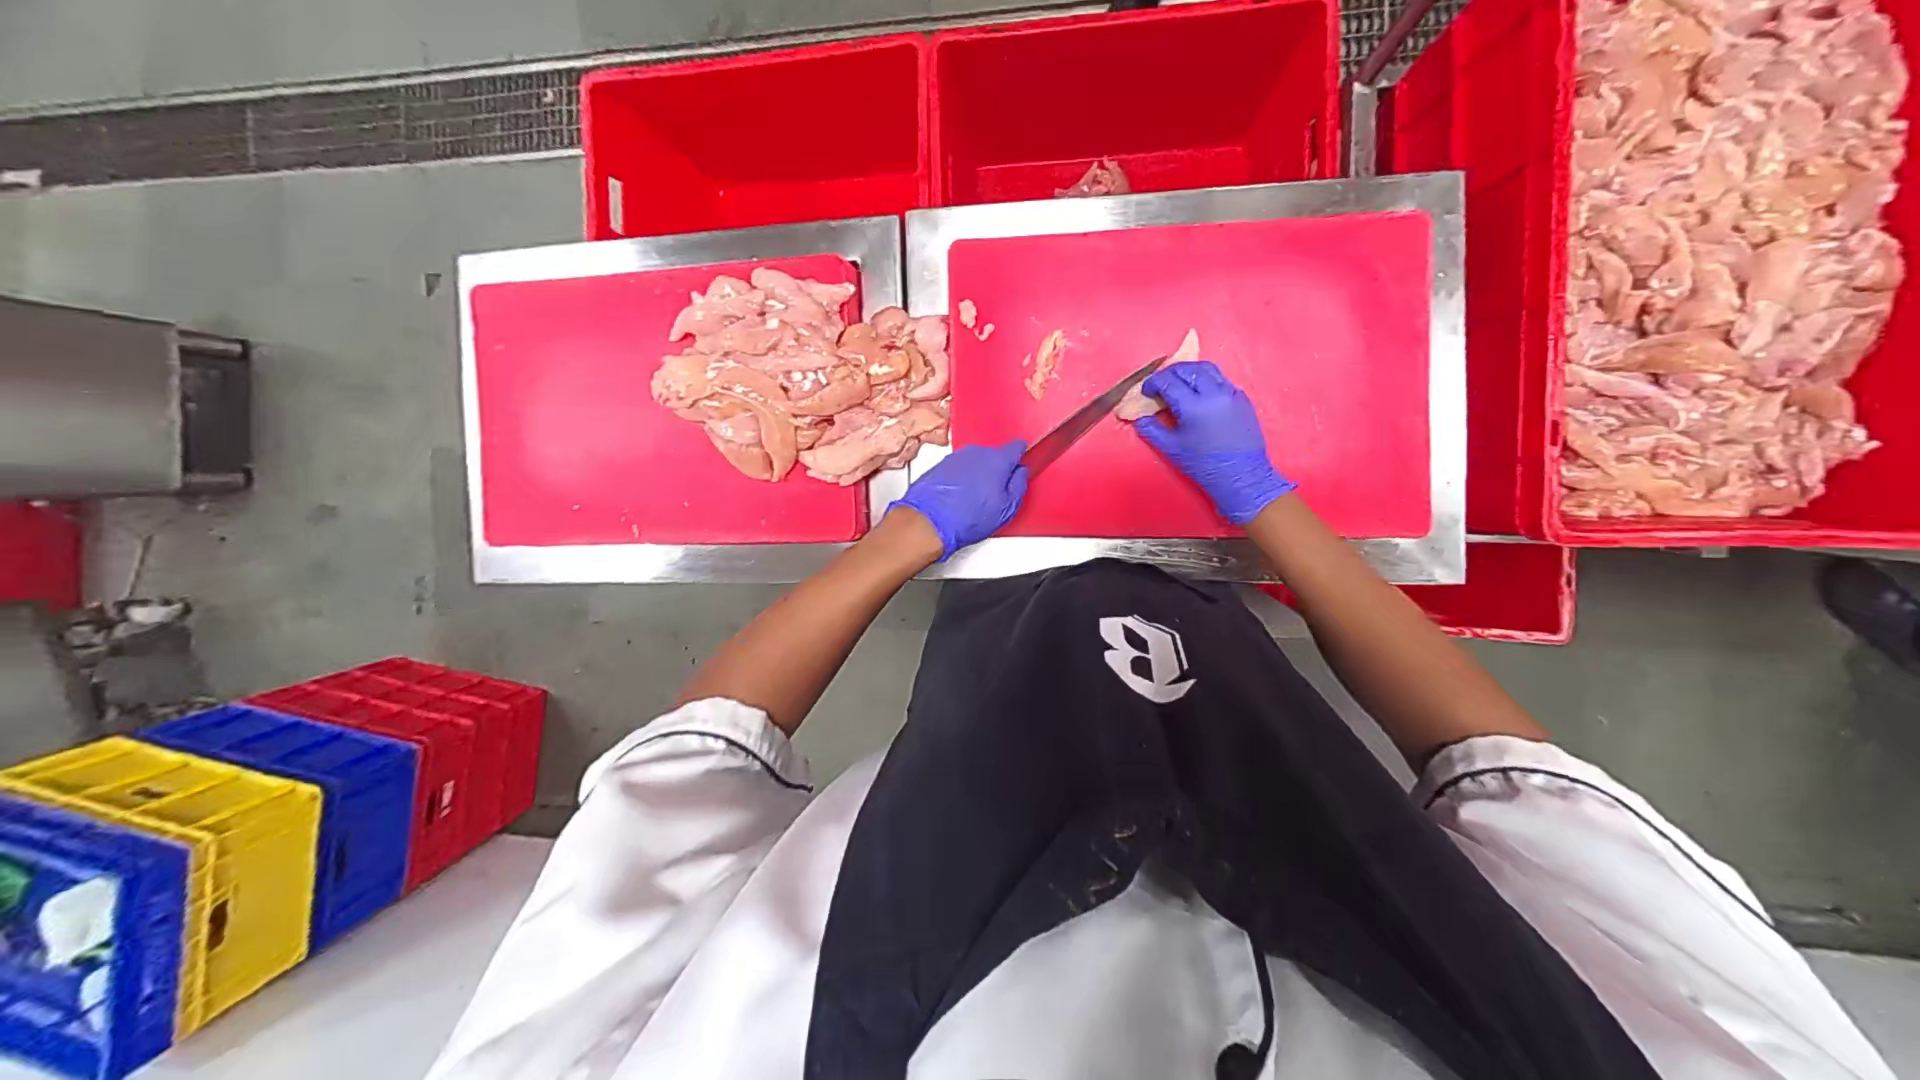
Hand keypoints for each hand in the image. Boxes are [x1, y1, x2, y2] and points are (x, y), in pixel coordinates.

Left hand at [891, 441, 1029, 558]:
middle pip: (994, 456)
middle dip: (997, 471)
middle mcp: (976, 452)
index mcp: (997, 459)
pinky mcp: (939, 466)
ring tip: (974, 501)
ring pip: (974, 463)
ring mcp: (955, 458)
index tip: (1020, 467)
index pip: (1017, 446)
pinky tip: (958, 500)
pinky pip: (957, 471)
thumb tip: (1021, 473)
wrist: (929, 522)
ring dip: (977, 476)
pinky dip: (960, 481)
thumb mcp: (1007, 507)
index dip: (1021, 456)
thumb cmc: (967, 517)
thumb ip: (1019, 485)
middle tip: (996, 494)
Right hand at [1132, 361, 1294, 524]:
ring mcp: (1231, 393)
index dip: (1153, 382)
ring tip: (1178, 383)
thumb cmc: (1203, 465)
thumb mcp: (1171, 449)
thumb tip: (1139, 417)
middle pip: (1188, 369)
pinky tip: (1198, 393)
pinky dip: (1205, 379)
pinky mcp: (1242, 398)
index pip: (1168, 382)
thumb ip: (1151, 430)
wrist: (1241, 475)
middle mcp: (1213, 393)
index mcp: (1193, 406)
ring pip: (1207, 369)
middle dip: (1169, 373)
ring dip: (1188, 372)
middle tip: (1159, 384)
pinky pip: (1220, 379)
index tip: (1146, 390)